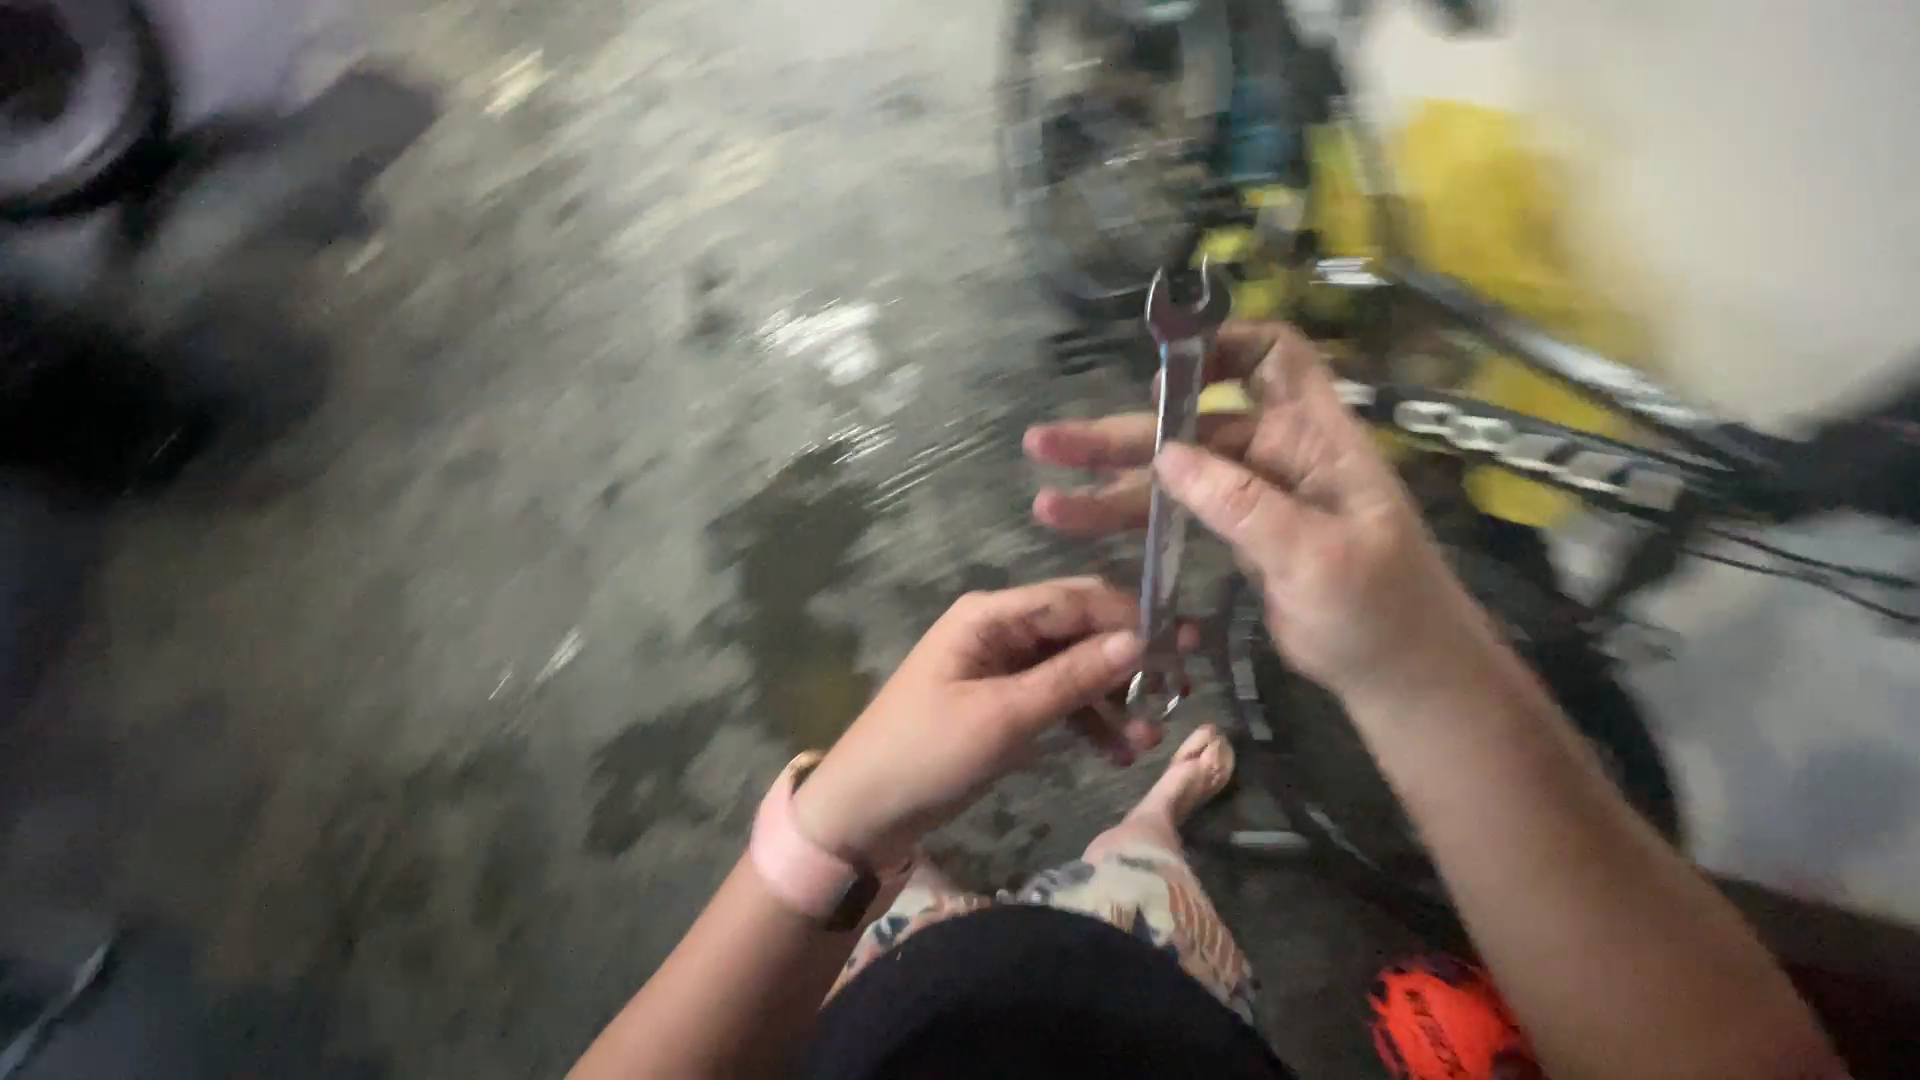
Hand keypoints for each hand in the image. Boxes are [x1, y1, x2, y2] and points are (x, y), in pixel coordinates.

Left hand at [793, 578, 1163, 865]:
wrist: (863, 811)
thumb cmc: (927, 754)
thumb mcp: (1004, 716)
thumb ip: (1071, 677)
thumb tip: (1139, 642)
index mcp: (990, 615)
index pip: (1074, 600)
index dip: (1129, 619)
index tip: (1182, 646)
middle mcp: (999, 630)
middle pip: (1078, 630)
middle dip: (1128, 660)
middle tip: (1181, 690)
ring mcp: (1001, 667)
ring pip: (1072, 668)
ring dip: (1112, 698)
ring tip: (1150, 737)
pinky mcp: (1002, 703)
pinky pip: (1056, 699)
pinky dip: (1086, 720)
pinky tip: (1118, 753)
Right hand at [1025, 322, 1499, 701]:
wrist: (1400, 676)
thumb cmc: (1379, 610)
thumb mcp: (1316, 554)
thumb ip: (1242, 504)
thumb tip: (1168, 457)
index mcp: (1315, 439)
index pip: (1275, 359)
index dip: (1222, 346)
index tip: (1162, 366)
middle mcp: (1280, 455)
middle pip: (1192, 425)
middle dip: (1120, 433)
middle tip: (1049, 443)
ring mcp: (1254, 497)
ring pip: (1173, 474)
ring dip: (1110, 483)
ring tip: (1048, 501)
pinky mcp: (1237, 536)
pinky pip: (1176, 514)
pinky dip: (1132, 518)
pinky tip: (1084, 524)